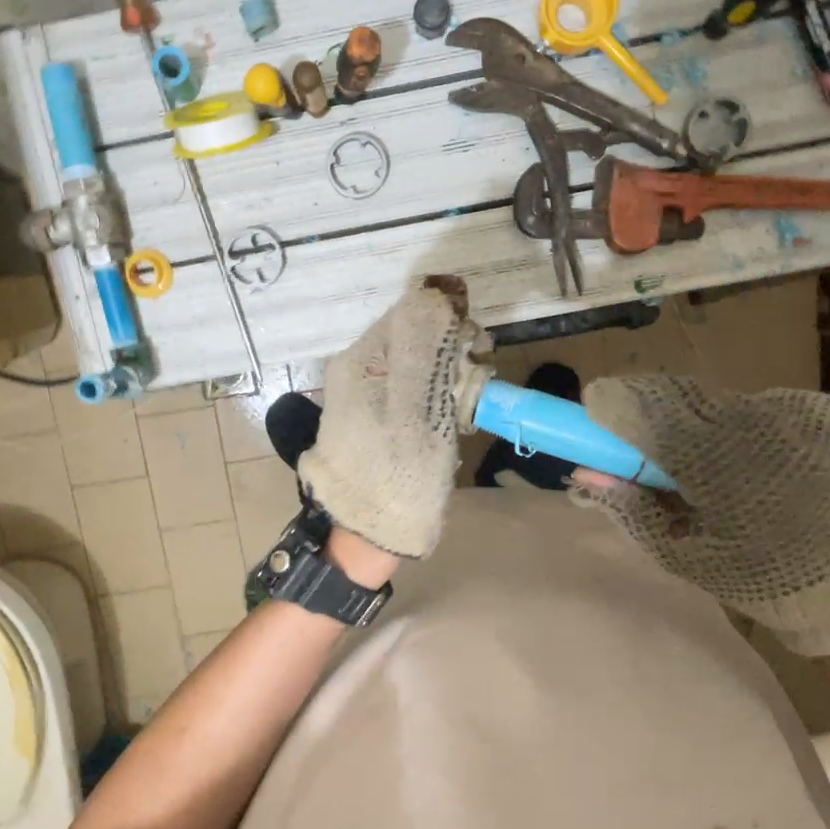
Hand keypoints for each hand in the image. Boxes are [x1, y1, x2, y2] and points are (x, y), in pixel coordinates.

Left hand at [297, 276, 490, 558]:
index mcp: (360, 362)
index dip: (447, 323)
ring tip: (464, 404)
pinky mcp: (368, 420)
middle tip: (474, 381)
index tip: (476, 349)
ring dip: (444, 375)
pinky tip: (447, 418)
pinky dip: (431, 397)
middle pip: (410, 337)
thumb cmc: (396, 471)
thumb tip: (433, 296)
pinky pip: (406, 391)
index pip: (408, 314)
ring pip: (412, 364)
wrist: (366, 532)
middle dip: (448, 350)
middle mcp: (354, 372)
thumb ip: (421, 349)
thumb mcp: (416, 408)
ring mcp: (359, 397)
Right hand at [575, 375, 829, 657]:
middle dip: (653, 412)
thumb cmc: (761, 580)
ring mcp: (795, 413)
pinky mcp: (822, 413)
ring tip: (702, 464)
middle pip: (682, 396)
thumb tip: (584, 473)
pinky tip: (748, 462)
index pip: (648, 410)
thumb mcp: (684, 553)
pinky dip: (738, 427)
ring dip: (697, 421)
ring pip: (720, 401)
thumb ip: (632, 507)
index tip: (593, 408)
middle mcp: (757, 421)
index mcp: (718, 461)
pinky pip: (759, 408)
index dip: (615, 405)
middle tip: (641, 445)